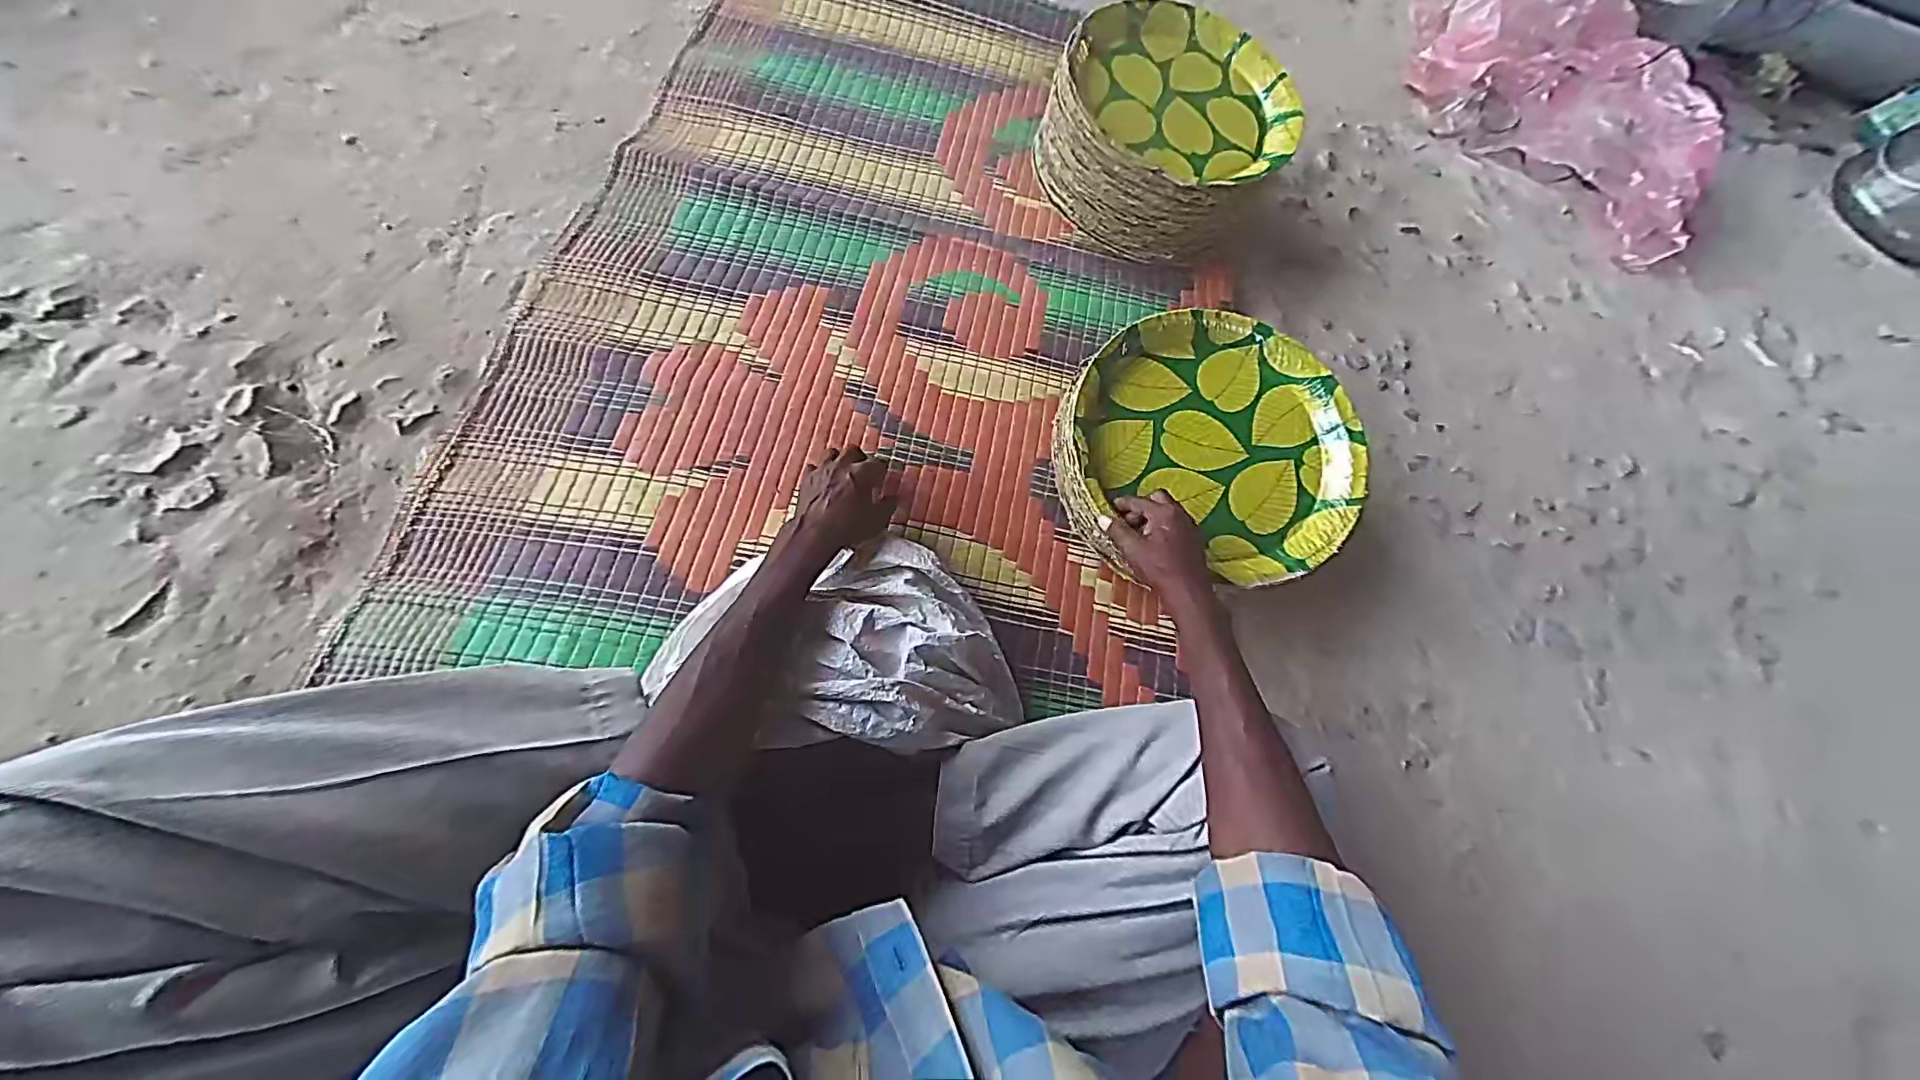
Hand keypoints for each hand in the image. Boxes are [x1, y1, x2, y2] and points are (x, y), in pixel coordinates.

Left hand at [781, 447, 896, 564]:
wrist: (815, 533)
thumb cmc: (848, 526)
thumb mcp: (876, 520)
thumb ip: (888, 506)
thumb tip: (894, 499)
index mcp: (862, 473)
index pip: (877, 463)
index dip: (881, 471)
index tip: (881, 479)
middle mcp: (842, 465)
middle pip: (854, 451)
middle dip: (860, 459)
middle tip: (863, 472)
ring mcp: (823, 470)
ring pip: (832, 453)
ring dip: (839, 459)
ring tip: (843, 471)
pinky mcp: (807, 479)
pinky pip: (814, 467)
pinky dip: (820, 472)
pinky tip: (823, 481)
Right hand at [1106, 491, 1216, 618]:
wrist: (1187, 590)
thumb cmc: (1159, 569)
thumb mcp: (1132, 549)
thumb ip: (1117, 531)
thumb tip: (1102, 518)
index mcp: (1164, 513)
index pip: (1138, 500)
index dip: (1122, 504)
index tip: (1111, 509)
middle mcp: (1179, 514)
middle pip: (1156, 499)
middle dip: (1140, 507)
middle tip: (1127, 521)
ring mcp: (1189, 525)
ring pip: (1168, 511)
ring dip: (1151, 517)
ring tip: (1138, 534)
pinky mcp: (1194, 538)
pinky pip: (1176, 523)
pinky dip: (1162, 526)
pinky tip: (1154, 543)